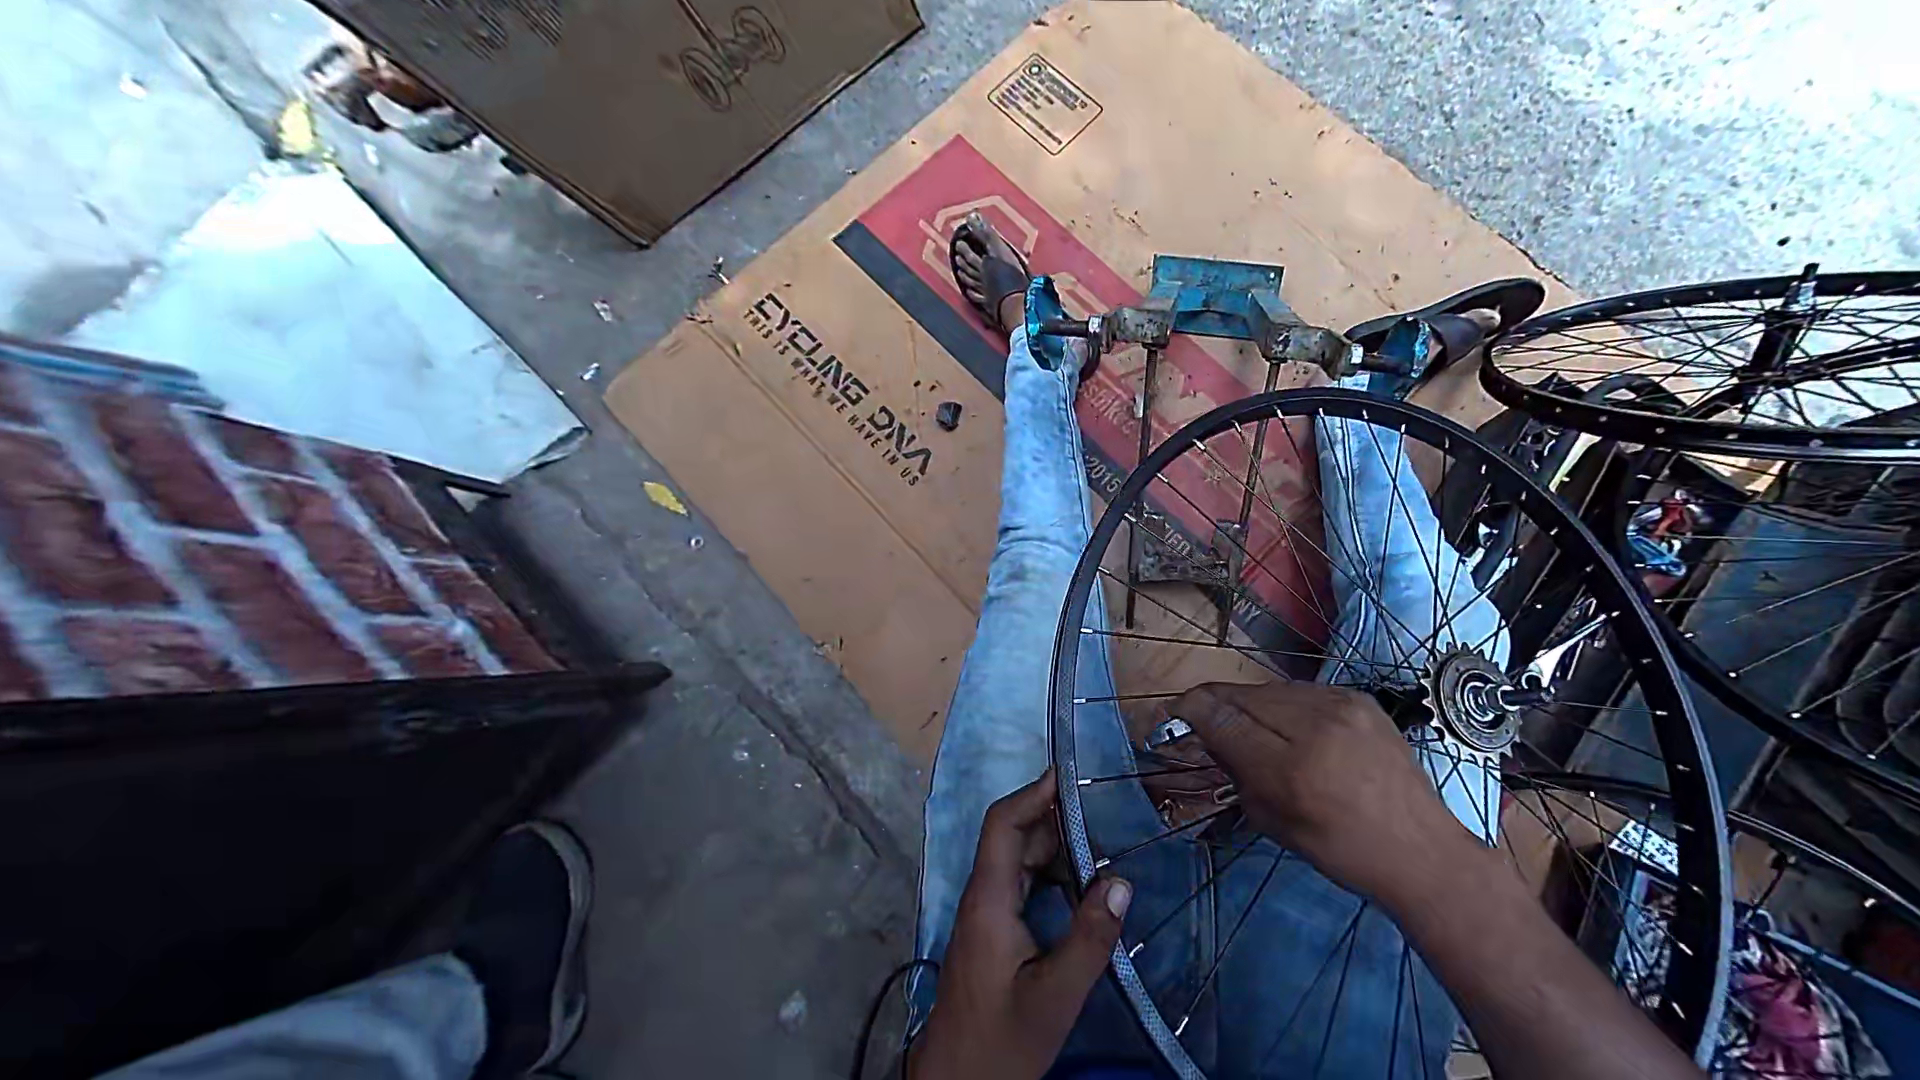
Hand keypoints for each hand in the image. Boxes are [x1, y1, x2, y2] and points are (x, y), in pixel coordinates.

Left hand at [909, 771, 1132, 1079]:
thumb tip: (1121, 883)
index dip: (1032, 793)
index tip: (1066, 775)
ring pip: (1019, 859)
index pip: (1003, 823)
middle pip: (1013, 836)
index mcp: (989, 897)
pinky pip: (1022, 883)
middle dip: (1053, 817)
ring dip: (1055, 847)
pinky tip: (1082, 886)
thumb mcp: (1055, 996)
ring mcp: (986, 911)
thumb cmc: (1002, 1040)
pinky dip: (1052, 874)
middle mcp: (983, 893)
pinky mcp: (994, 929)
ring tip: (1101, 843)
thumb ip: (1089, 939)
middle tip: (1101, 810)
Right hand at [1174, 681, 1477, 906]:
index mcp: (1288, 767)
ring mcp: (1340, 704)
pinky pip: (1299, 691)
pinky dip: (1283, 705)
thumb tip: (1208, 732)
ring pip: (1267, 689)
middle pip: (1239, 695)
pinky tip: (1289, 727)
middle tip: (1204, 722)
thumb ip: (1234, 769)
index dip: (1189, 709)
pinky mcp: (1357, 698)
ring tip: (1251, 729)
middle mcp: (1313, 724)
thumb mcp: (1270, 820)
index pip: (1218, 716)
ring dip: (1249, 705)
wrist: (1423, 851)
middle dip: (1215, 706)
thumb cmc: (1340, 849)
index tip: (1174, 715)